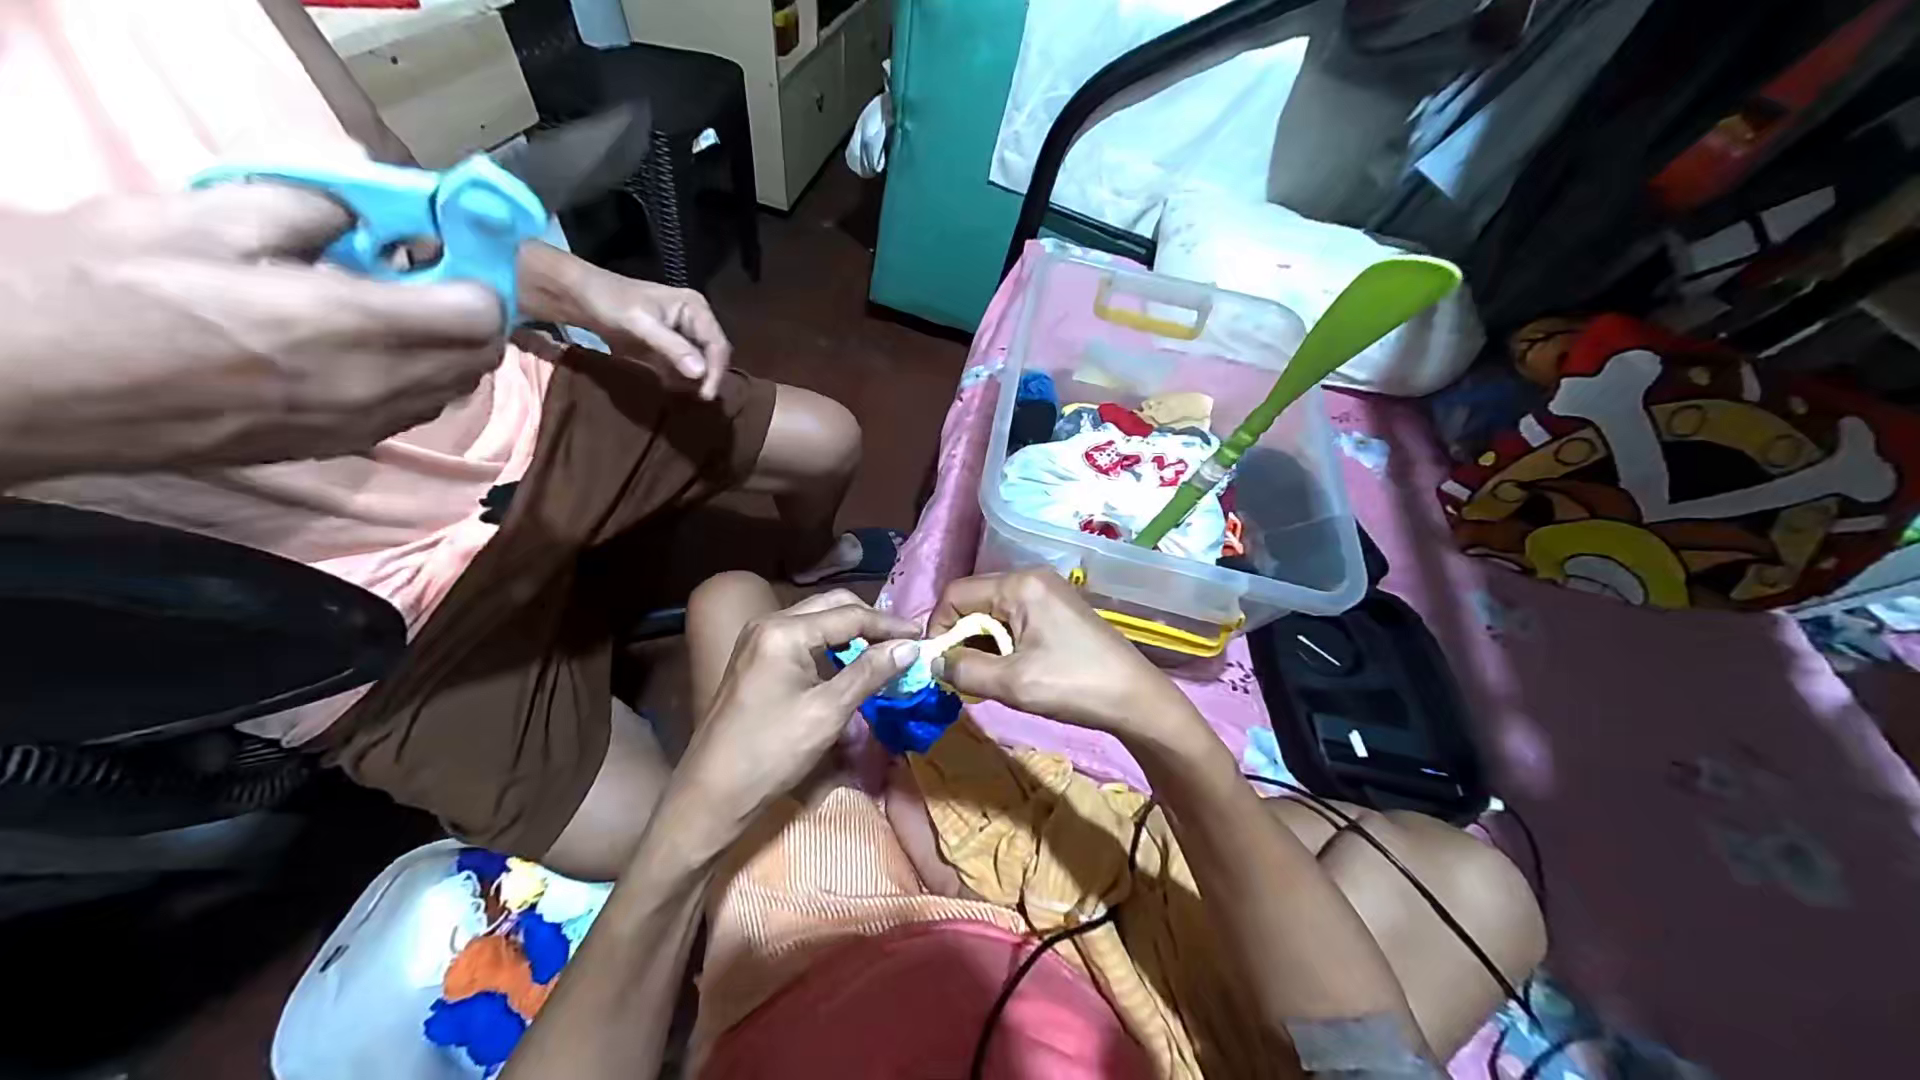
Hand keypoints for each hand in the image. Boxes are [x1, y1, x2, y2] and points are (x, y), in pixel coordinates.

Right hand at [0, 185, 504, 482]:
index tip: (454, 256)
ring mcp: (361, 425)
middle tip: (431, 281)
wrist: (16, 386)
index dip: (480, 283)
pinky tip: (372, 354)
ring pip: (452, 388)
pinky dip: (419, 380)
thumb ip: (304, 210)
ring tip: (400, 314)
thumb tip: (364, 214)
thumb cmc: (91, 288)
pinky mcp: (336, 447)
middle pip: (478, 357)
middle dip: (474, 317)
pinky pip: (412, 412)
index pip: (480, 316)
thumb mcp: (194, 217)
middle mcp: (377, 386)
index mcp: (353, 326)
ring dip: (449, 351)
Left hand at [525, 248, 732, 399]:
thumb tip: (700, 374)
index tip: (705, 395)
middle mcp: (696, 319)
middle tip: (697, 400)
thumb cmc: (610, 303)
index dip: (715, 371)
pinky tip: (674, 389)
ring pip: (702, 363)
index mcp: (695, 308)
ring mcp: (685, 333)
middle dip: (708, 377)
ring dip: (697, 381)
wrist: (580, 296)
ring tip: (688, 397)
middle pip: (714, 355)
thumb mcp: (641, 325)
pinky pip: (685, 366)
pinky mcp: (672, 345)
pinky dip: (682, 379)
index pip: (718, 345)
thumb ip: (672, 348)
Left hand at [675, 590, 920, 834]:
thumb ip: (870, 672)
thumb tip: (910, 647)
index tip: (922, 637)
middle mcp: (768, 623)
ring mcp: (758, 639)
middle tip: (903, 643)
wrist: (711, 792)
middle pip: (832, 606)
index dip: (889, 625)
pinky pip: (803, 637)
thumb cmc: (771, 752)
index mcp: (784, 631)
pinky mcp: (756, 657)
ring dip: (851, 632)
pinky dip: (831, 645)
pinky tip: (849, 663)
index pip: (849, 615)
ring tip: (883, 652)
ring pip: (817, 619)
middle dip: (870, 622)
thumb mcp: (828, 711)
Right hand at [928, 570, 1193, 738]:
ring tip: (987, 678)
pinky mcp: (1057, 609)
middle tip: (963, 676)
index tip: (940, 666)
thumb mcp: (1012, 684)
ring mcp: (1047, 592)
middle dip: (960, 637)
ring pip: (992, 612)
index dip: (938, 628)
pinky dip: (1002, 643)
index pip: (955, 594)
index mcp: (1019, 585)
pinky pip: (1013, 618)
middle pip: (973, 600)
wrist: (1137, 699)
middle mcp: (1031, 577)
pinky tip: (1009, 671)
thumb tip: (933, 662)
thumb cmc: (1074, 685)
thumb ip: (964, 669)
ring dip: (981, 643)